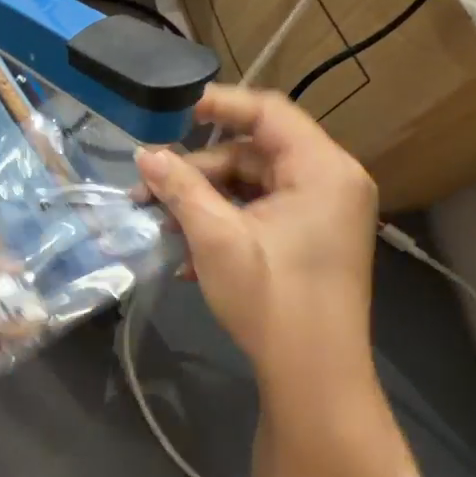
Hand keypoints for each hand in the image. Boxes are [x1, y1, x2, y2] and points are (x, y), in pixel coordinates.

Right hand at [136, 86, 377, 368]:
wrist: (313, 371)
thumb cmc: (271, 297)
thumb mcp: (216, 238)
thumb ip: (180, 188)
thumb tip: (145, 155)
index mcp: (322, 170)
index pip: (269, 113)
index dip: (219, 105)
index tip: (170, 113)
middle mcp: (330, 182)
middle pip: (254, 153)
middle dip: (198, 170)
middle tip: (148, 192)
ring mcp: (323, 213)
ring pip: (252, 186)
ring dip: (204, 201)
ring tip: (163, 227)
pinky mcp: (310, 240)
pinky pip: (261, 213)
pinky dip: (224, 224)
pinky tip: (188, 256)